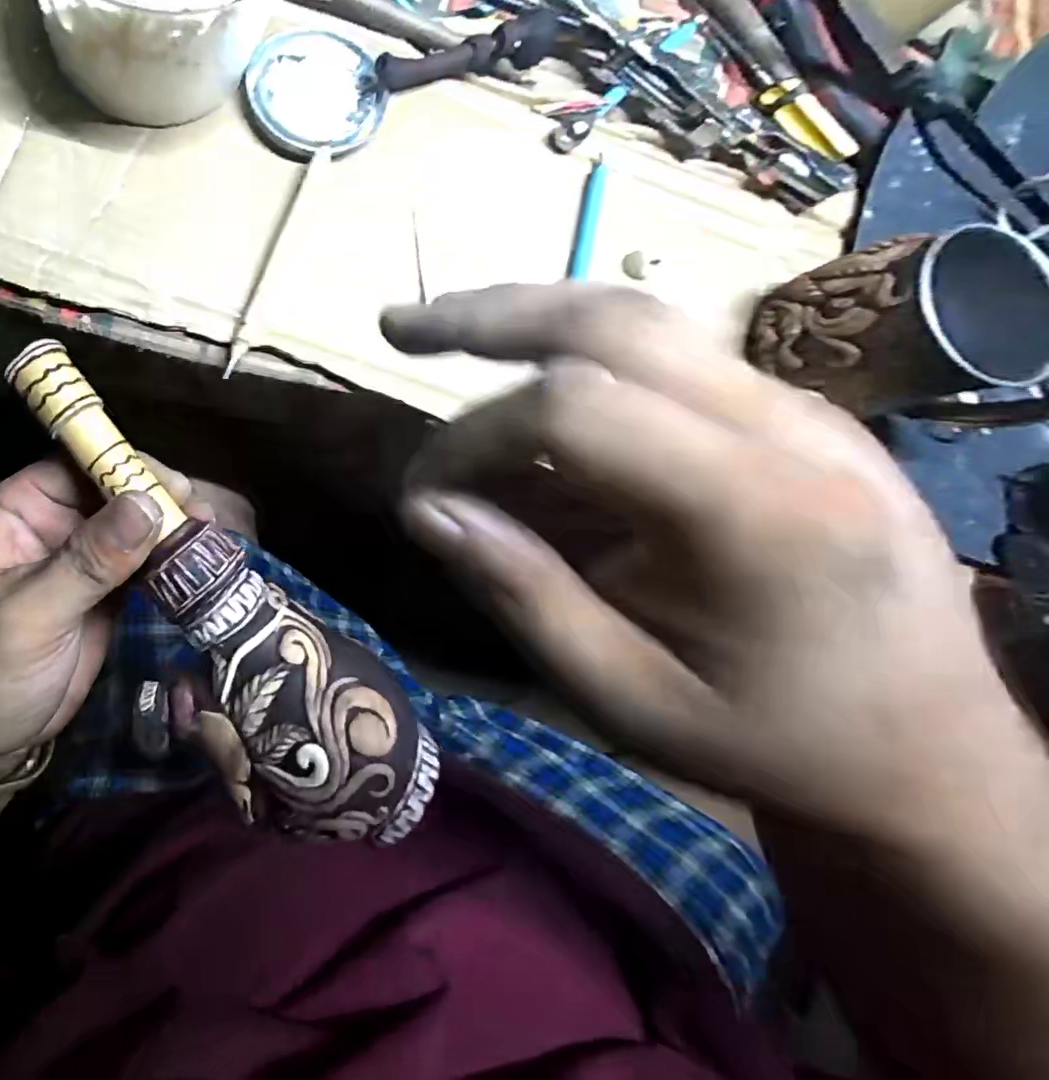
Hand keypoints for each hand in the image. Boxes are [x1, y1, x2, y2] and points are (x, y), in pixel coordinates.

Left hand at [0, 458, 201, 766]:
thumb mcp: (30, 616)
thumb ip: (87, 563)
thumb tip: (145, 505)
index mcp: (14, 516)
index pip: (73, 468)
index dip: (121, 468)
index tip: (172, 486)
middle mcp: (47, 529)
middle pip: (109, 496)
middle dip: (155, 501)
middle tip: (202, 515)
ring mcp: (76, 565)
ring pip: (129, 533)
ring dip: (167, 535)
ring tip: (210, 538)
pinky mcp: (99, 599)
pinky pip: (137, 571)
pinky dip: (165, 569)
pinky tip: (196, 569)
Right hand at [383, 285, 1045, 844]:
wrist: (921, 744)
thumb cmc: (761, 735)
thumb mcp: (618, 692)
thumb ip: (519, 592)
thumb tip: (424, 510)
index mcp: (757, 512)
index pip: (575, 408)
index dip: (471, 439)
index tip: (421, 497)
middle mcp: (788, 430)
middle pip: (614, 323)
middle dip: (488, 319)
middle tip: (395, 328)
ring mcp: (793, 410)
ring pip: (637, 320)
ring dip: (521, 320)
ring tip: (431, 331)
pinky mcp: (776, 415)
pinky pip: (653, 359)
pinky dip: (560, 360)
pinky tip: (509, 396)